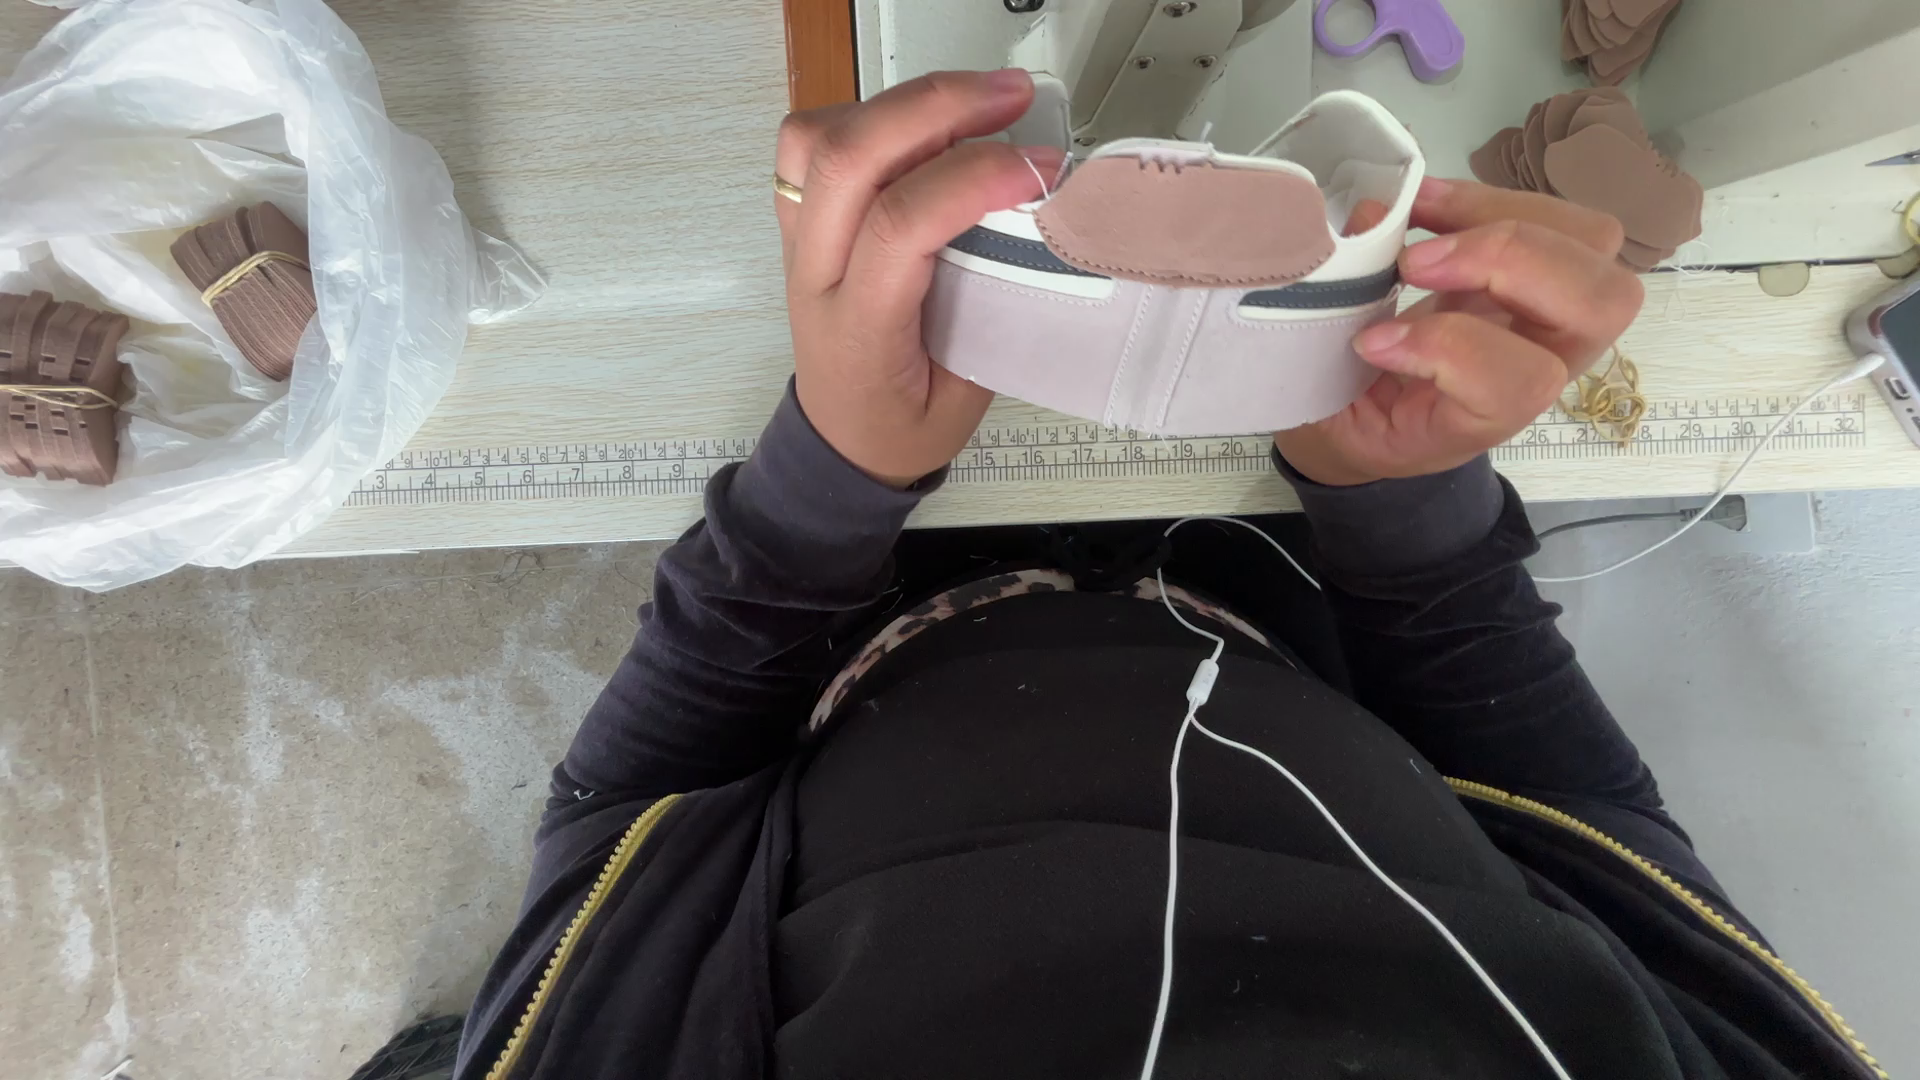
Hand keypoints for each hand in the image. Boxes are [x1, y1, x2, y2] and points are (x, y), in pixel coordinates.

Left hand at [774, 70, 1062, 487]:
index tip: (1037, 171)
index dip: (972, 180)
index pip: (901, 226)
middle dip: (935, 107)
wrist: (840, 447)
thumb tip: (1032, 236)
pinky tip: (915, 131)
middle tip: (1010, 98)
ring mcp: (799, 248)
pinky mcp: (800, 232)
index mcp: (859, 330)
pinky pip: (808, 150)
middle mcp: (816, 277)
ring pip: (816, 141)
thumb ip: (991, 320)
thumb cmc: (900, 432)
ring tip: (965, 105)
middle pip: (849, 158)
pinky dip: (862, 119)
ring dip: (892, 104)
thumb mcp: (962, 400)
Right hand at [1275, 178, 1644, 485]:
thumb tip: (1358, 228)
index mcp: (1485, 419)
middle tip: (1412, 263)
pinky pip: (1555, 217)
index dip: (1447, 349)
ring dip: (1503, 213)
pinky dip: (1487, 198)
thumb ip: (1331, 347)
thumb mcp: (1329, 410)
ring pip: (1593, 244)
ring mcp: (1551, 314)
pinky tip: (1427, 203)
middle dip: (1506, 261)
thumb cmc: (1355, 421)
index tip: (1369, 341)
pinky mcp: (1537, 274)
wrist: (1385, 422)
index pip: (1518, 383)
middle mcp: (1542, 367)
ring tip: (1419, 211)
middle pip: (1597, 303)